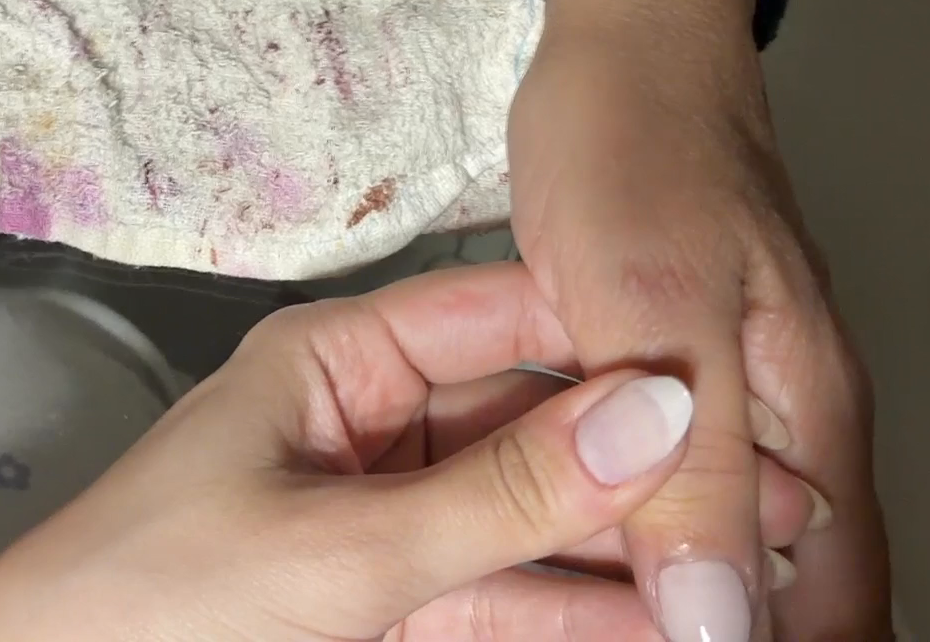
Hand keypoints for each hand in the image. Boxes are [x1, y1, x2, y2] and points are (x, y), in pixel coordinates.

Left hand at [0, 262, 699, 641]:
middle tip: (765, 486)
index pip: (494, 319)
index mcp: (341, 356)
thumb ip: (502, 492)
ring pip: (524, 513)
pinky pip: (498, 588)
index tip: (711, 373)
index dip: (601, 344)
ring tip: (752, 560)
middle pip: (522, 423)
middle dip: (636, 461)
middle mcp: (371, 414)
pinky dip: (576, 609)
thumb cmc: (163, 596)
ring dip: (625, 544)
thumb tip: (650, 419)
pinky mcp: (390, 590)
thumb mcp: (345, 544)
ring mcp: (386, 505)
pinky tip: (664, 619)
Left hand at [507, 0, 888, 640]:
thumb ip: (700, 460)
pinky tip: (531, 496)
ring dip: (625, 552)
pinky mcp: (642, 328)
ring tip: (545, 576)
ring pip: (676, 498)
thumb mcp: (654, 301)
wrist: (615, 39)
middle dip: (682, 607)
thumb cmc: (633, 147)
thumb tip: (723, 630)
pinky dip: (586, 478)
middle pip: (751, 558)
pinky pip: (622, 434)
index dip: (748, 639)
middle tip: (576, 624)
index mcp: (800, 410)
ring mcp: (699, 359)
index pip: (819, 593)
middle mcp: (765, 399)